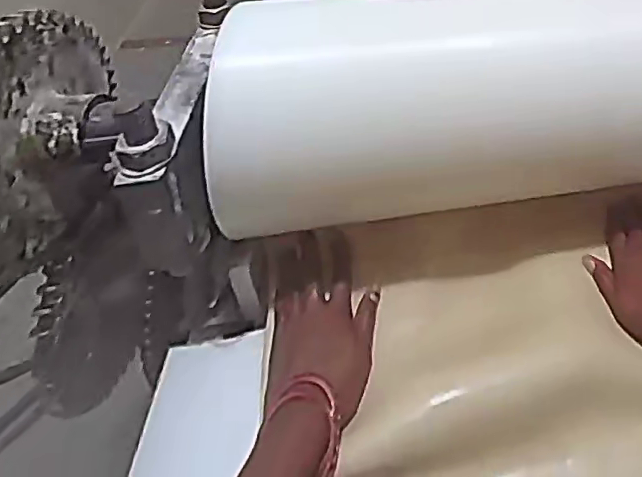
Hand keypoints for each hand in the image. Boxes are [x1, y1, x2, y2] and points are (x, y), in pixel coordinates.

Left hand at [265, 231, 379, 425]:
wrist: (303, 411)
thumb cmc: (338, 386)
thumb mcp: (363, 351)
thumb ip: (366, 318)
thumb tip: (373, 294)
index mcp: (338, 311)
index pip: (342, 273)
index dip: (340, 252)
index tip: (338, 236)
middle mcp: (314, 309)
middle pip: (313, 271)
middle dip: (312, 248)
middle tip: (308, 231)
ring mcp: (292, 320)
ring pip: (290, 282)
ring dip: (289, 262)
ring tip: (285, 244)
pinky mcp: (276, 334)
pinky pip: (275, 301)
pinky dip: (272, 286)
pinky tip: (269, 279)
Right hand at [584, 190, 641, 356]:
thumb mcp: (615, 301)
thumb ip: (602, 277)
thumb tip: (588, 260)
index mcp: (622, 260)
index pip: (614, 235)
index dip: (611, 222)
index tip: (610, 211)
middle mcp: (641, 252)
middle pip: (633, 226)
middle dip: (629, 212)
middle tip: (626, 200)